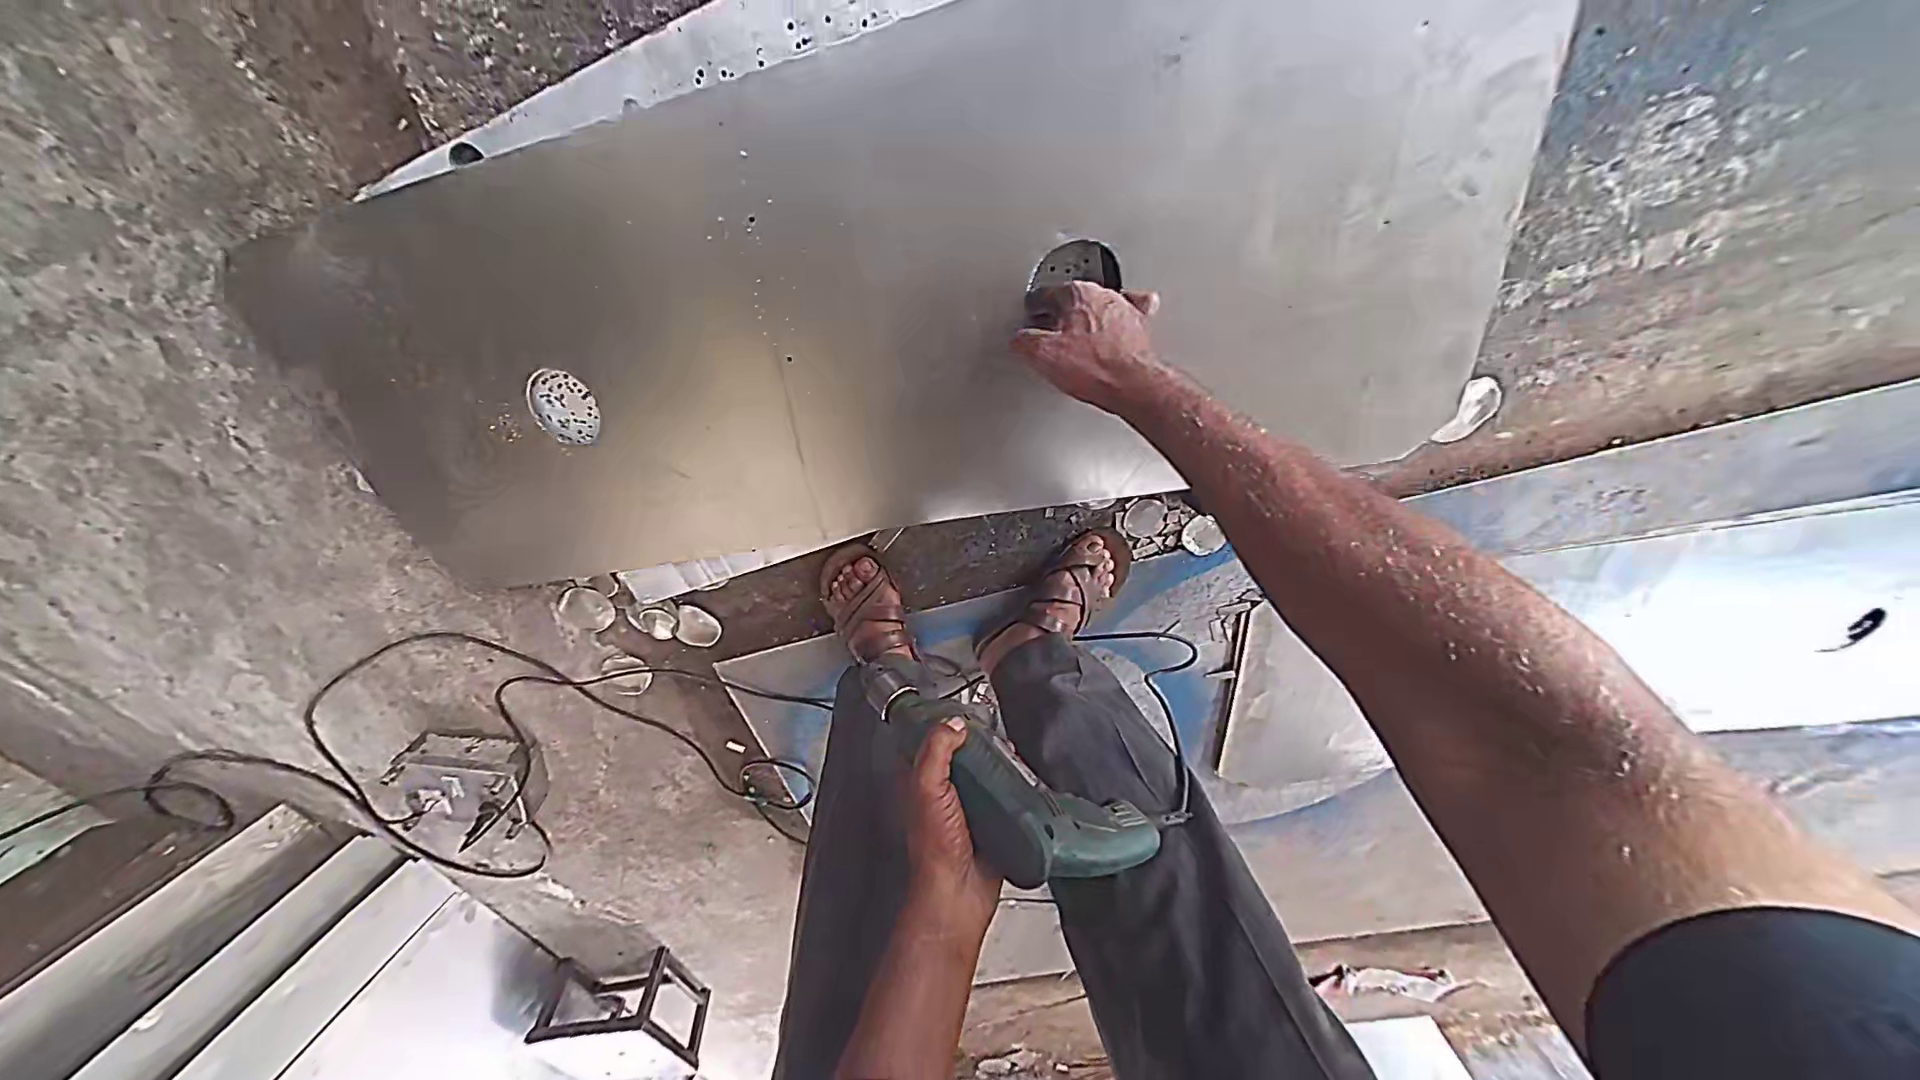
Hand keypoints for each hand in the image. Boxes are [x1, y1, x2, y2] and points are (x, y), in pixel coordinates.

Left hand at [902, 717, 1001, 936]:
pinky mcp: (989, 820)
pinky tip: (1020, 780)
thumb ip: (936, 751)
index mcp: (920, 780)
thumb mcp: (927, 787)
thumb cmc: (934, 849)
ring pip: (984, 772)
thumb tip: (953, 723)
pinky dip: (1013, 786)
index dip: (942, 724)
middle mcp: (942, 791)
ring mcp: (967, 806)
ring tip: (1010, 754)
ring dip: (998, 763)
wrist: (958, 894)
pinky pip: (1003, 795)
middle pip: (962, 754)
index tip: (961, 712)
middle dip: (978, 742)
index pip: (928, 740)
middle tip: (993, 735)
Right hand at [1011, 281, 1169, 414]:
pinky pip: (1129, 314)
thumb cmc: (1095, 368)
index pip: (1045, 293)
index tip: (1029, 315)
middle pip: (1073, 298)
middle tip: (1048, 328)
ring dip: (1086, 317)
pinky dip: (1118, 320)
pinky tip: (1112, 330)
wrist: (1132, 385)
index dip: (1033, 308)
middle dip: (1059, 312)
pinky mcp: (1139, 328)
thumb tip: (1020, 339)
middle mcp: (1103, 296)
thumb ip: (1025, 341)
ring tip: (1076, 335)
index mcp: (1077, 294)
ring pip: (1099, 305)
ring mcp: (1124, 310)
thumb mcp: (1042, 356)